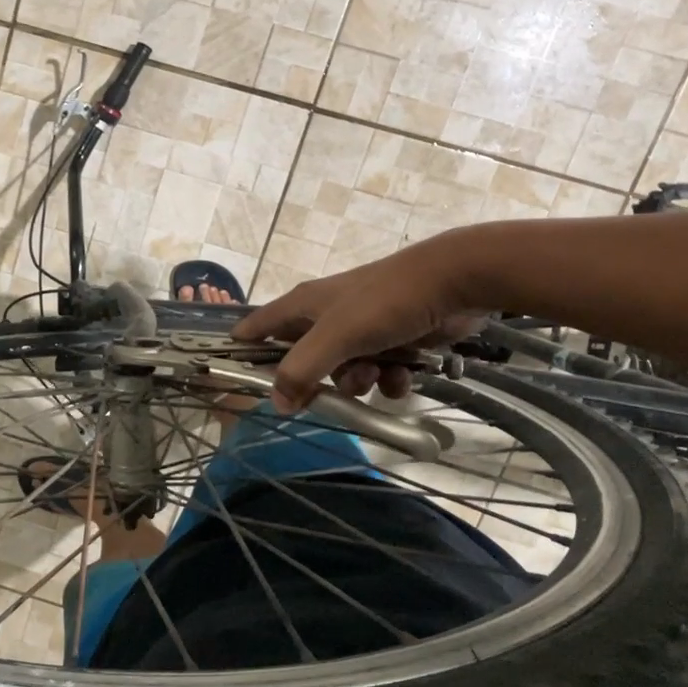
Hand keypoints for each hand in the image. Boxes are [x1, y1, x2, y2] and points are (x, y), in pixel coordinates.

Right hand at [234, 240, 484, 410]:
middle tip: (328, 390)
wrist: (453, 283)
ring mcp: (361, 329)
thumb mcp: (335, 338)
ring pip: (345, 372)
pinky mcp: (393, 340)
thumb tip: (276, 403)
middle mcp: (327, 317)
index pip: (258, 326)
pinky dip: (391, 379)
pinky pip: (380, 373)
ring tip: (379, 371)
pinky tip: (405, 374)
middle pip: (304, 361)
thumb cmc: (384, 303)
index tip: (234, 376)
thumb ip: (301, 371)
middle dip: (318, 380)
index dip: (243, 349)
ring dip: (361, 381)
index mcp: (304, 306)